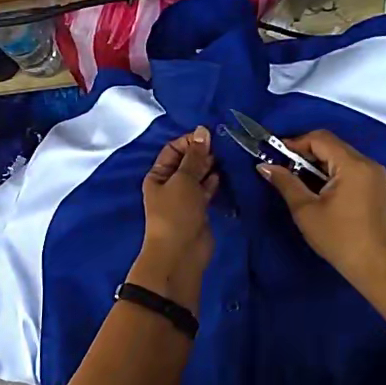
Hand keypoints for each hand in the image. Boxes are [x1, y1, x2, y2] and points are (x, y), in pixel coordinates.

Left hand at [129, 126, 219, 308]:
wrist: (181, 253)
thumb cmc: (176, 213)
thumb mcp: (184, 180)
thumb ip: (195, 157)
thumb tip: (202, 131)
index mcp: (158, 175)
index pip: (173, 149)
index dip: (189, 141)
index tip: (210, 136)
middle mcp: (170, 184)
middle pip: (186, 162)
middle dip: (202, 153)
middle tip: (223, 146)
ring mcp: (184, 198)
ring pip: (198, 176)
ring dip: (210, 167)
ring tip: (227, 158)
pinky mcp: (199, 210)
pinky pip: (207, 190)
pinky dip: (214, 182)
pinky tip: (226, 175)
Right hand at [258, 130, 385, 289]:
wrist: (376, 267)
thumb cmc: (338, 238)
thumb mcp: (305, 210)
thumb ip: (285, 182)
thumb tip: (264, 166)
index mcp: (352, 165)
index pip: (319, 138)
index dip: (295, 142)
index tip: (276, 156)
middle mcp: (367, 163)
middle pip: (331, 145)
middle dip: (305, 153)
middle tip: (284, 169)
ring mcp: (375, 175)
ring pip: (340, 156)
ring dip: (318, 163)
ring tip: (299, 181)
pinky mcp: (377, 186)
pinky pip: (350, 168)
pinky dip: (331, 171)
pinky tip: (319, 189)